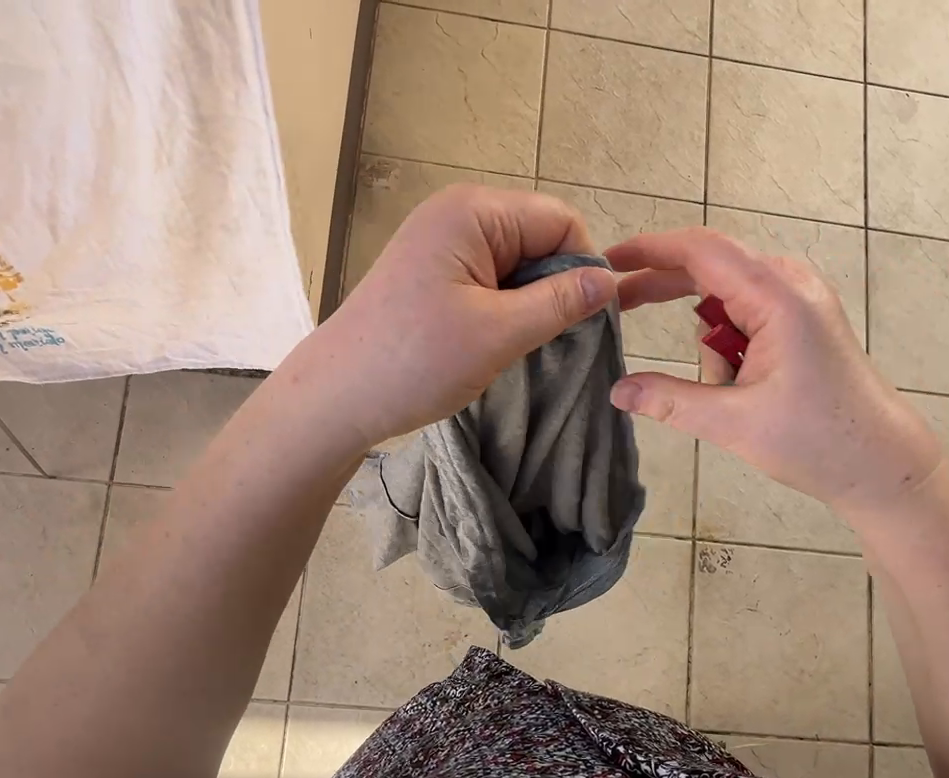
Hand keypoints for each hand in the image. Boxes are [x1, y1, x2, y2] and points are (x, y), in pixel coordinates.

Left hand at [280, 185, 618, 451]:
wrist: (339, 396)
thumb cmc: (416, 361)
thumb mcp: (498, 334)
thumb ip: (559, 303)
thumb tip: (609, 282)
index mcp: (473, 211)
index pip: (559, 221)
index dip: (581, 267)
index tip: (582, 321)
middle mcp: (457, 214)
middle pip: (538, 239)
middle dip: (553, 287)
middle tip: (548, 341)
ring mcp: (441, 245)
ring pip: (515, 266)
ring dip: (526, 305)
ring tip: (514, 346)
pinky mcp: (432, 275)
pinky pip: (488, 282)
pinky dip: (501, 311)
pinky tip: (491, 344)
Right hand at [605, 228, 942, 513]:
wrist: (880, 462)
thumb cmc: (815, 440)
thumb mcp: (732, 422)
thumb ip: (669, 401)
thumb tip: (616, 391)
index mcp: (777, 297)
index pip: (701, 251)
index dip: (650, 250)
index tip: (607, 260)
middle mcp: (790, 284)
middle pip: (709, 268)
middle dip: (664, 290)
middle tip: (619, 311)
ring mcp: (799, 301)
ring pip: (725, 302)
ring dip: (709, 344)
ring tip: (725, 393)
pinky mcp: (801, 322)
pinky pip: (745, 318)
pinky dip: (728, 349)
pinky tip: (739, 387)